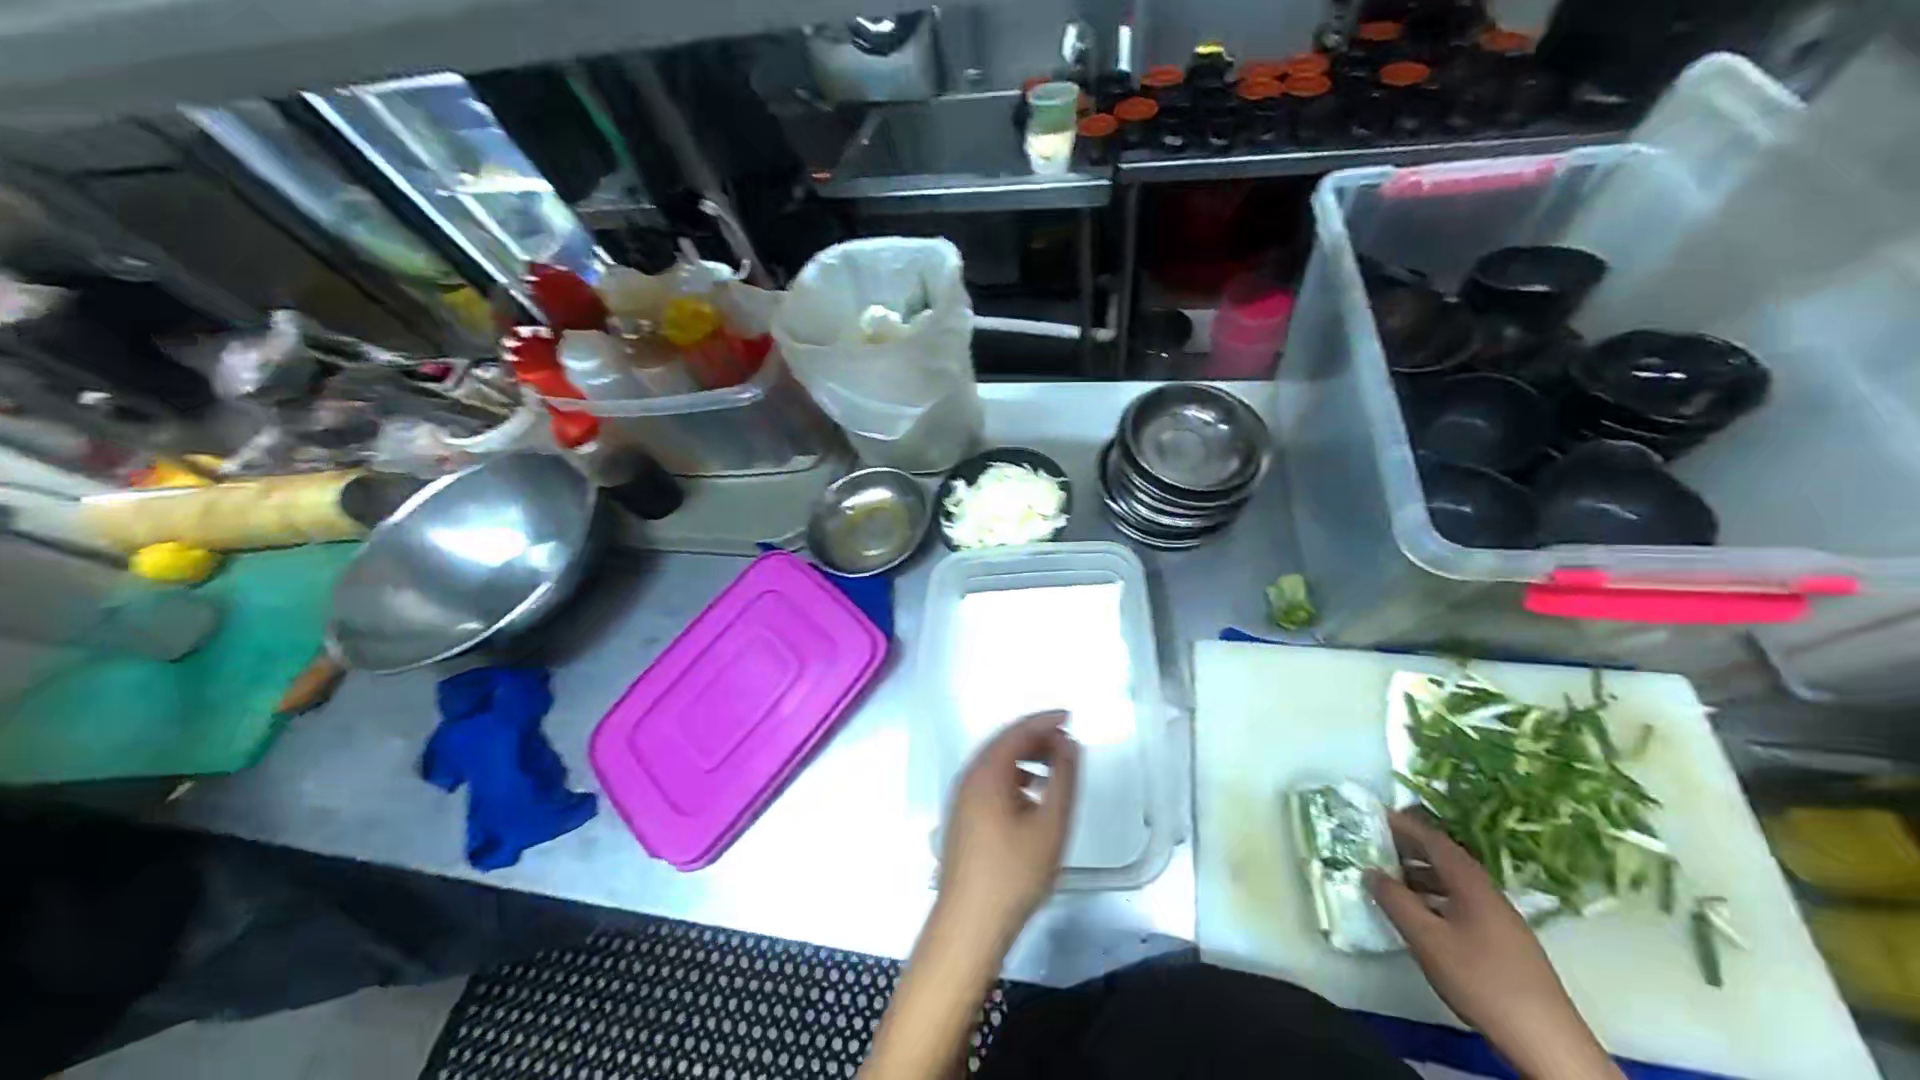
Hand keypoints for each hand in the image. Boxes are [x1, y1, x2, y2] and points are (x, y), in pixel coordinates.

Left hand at [937, 710, 1080, 943]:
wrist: (969, 924)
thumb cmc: (1014, 873)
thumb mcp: (1050, 824)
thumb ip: (1063, 778)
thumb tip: (1068, 744)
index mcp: (986, 773)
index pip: (1017, 731)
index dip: (1045, 721)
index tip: (1071, 718)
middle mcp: (968, 778)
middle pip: (1003, 744)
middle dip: (1035, 738)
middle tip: (1066, 743)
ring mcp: (960, 800)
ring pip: (995, 765)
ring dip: (1025, 758)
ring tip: (1054, 769)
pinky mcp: (961, 819)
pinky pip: (989, 783)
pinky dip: (1013, 778)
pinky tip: (1032, 798)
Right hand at [1368, 812, 1622, 1079]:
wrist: (1545, 1038)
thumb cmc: (1480, 979)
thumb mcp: (1427, 939)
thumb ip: (1395, 901)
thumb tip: (1370, 871)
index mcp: (1471, 884)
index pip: (1434, 841)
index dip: (1405, 826)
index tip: (1376, 815)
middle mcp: (1488, 893)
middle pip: (1446, 859)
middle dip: (1411, 848)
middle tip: (1376, 842)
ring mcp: (1500, 918)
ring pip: (1454, 882)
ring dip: (1422, 874)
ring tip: (1391, 877)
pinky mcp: (1503, 941)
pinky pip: (1462, 902)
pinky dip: (1436, 896)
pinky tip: (1421, 913)